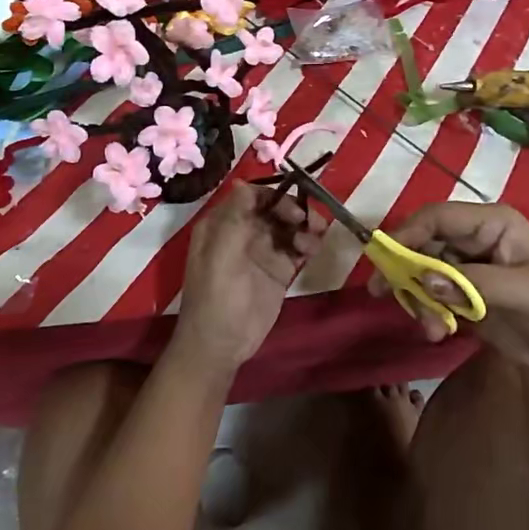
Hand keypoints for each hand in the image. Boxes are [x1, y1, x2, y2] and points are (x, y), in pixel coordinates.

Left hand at [171, 181, 327, 368]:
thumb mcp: (220, 256)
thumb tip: (244, 183)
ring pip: (288, 227)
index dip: (274, 196)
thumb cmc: (215, 299)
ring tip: (311, 244)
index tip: (293, 209)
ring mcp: (262, 252)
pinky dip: (307, 244)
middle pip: (274, 209)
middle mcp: (242, 233)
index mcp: (221, 225)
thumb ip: (234, 219)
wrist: (221, 346)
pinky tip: (312, 251)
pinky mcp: (278, 271)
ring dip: (304, 227)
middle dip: (294, 210)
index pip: (251, 196)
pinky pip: (296, 248)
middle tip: (310, 224)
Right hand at [369, 202, 528, 371]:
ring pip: (420, 270)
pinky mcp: (459, 293)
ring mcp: (465, 266)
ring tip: (431, 327)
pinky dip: (425, 311)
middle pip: (422, 242)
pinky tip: (437, 332)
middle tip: (383, 292)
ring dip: (417, 297)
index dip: (409, 232)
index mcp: (493, 223)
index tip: (386, 258)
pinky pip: (427, 293)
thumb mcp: (524, 293)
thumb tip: (425, 280)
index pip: (439, 217)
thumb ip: (473, 283)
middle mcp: (474, 238)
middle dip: (407, 270)